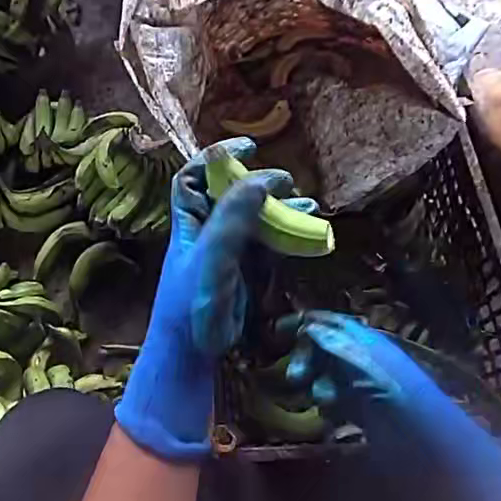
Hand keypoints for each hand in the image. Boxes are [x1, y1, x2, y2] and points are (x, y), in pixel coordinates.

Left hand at [114, 139, 301, 460]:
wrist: (194, 354)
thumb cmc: (192, 305)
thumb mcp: (211, 258)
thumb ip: (232, 219)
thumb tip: (257, 179)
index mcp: (190, 221)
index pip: (195, 177)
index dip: (217, 156)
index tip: (248, 146)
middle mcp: (209, 230)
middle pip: (233, 193)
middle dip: (260, 184)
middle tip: (286, 182)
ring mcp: (230, 250)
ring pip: (256, 218)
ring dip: (281, 209)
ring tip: (307, 206)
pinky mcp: (248, 269)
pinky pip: (271, 243)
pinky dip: (289, 234)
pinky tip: (310, 232)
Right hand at [282, 310, 500, 500]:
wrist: (463, 482)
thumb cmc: (425, 431)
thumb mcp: (385, 385)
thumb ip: (351, 354)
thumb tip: (315, 328)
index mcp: (381, 353)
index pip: (339, 326)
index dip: (309, 324)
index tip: (278, 331)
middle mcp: (378, 366)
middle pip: (334, 348)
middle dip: (309, 356)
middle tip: (291, 378)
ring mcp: (378, 393)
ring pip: (337, 375)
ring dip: (318, 381)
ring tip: (309, 399)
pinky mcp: (379, 419)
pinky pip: (346, 400)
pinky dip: (329, 404)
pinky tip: (322, 418)